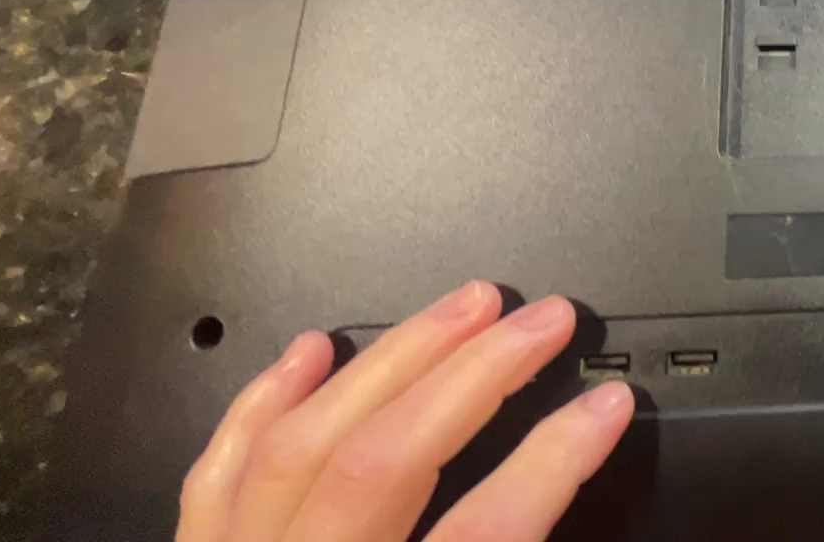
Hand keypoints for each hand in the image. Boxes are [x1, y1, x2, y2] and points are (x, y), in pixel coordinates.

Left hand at [176, 281, 632, 541]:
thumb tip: (581, 509)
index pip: (480, 539)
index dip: (555, 460)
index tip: (611, 403)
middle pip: (382, 467)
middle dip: (480, 374)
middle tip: (547, 320)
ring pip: (300, 449)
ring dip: (397, 356)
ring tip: (467, 304)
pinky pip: (212, 484)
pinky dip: (262, 406)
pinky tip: (310, 351)